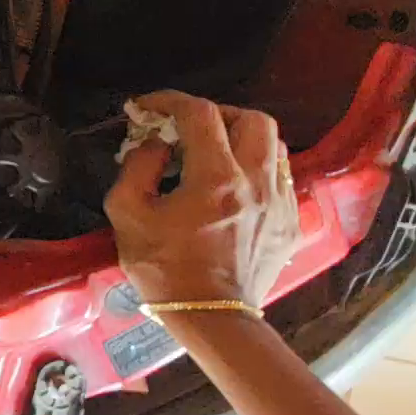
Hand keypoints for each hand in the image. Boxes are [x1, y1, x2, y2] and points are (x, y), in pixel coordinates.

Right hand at [104, 91, 300, 306]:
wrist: (209, 314)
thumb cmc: (159, 261)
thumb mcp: (125, 207)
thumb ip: (137, 165)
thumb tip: (154, 143)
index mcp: (214, 179)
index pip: (200, 114)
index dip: (167, 100)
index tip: (143, 108)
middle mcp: (257, 185)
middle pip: (253, 121)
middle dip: (213, 113)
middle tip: (182, 125)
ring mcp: (282, 204)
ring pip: (274, 146)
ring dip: (237, 137)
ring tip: (205, 149)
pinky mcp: (290, 222)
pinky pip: (280, 176)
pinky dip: (252, 164)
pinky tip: (225, 180)